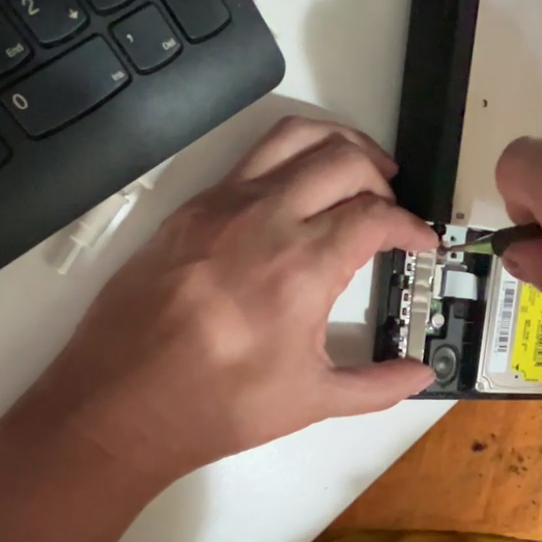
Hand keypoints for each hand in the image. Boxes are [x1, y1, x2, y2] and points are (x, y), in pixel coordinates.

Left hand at [20, 117, 440, 483]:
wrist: (120, 403)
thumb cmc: (215, 405)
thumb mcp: (311, 401)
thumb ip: (379, 385)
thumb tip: (422, 376)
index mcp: (302, 267)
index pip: (377, 216)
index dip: (411, 226)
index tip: (421, 242)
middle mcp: (265, 220)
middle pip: (344, 159)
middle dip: (383, 174)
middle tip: (394, 204)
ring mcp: (222, 206)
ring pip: (294, 136)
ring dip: (338, 142)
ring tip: (357, 166)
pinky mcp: (189, 209)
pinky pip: (250, 158)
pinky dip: (289, 157)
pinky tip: (295, 191)